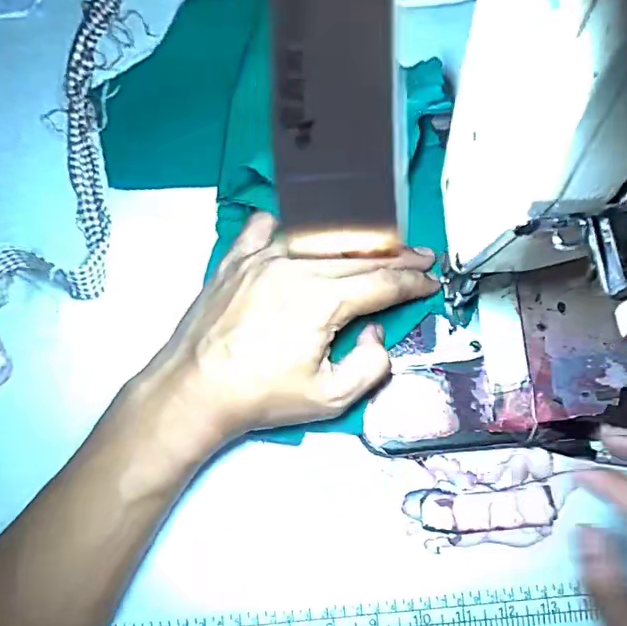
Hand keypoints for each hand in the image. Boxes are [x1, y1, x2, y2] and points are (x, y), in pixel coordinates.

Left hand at [134, 211, 437, 443]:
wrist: (194, 389)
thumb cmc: (262, 397)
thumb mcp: (331, 398)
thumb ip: (369, 365)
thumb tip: (374, 334)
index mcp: (322, 298)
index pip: (381, 283)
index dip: (413, 282)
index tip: (432, 281)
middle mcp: (295, 267)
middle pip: (357, 256)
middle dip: (396, 257)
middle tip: (421, 258)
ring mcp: (260, 259)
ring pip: (318, 238)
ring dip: (354, 241)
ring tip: (375, 244)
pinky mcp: (234, 262)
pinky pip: (264, 230)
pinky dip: (286, 228)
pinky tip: (296, 233)